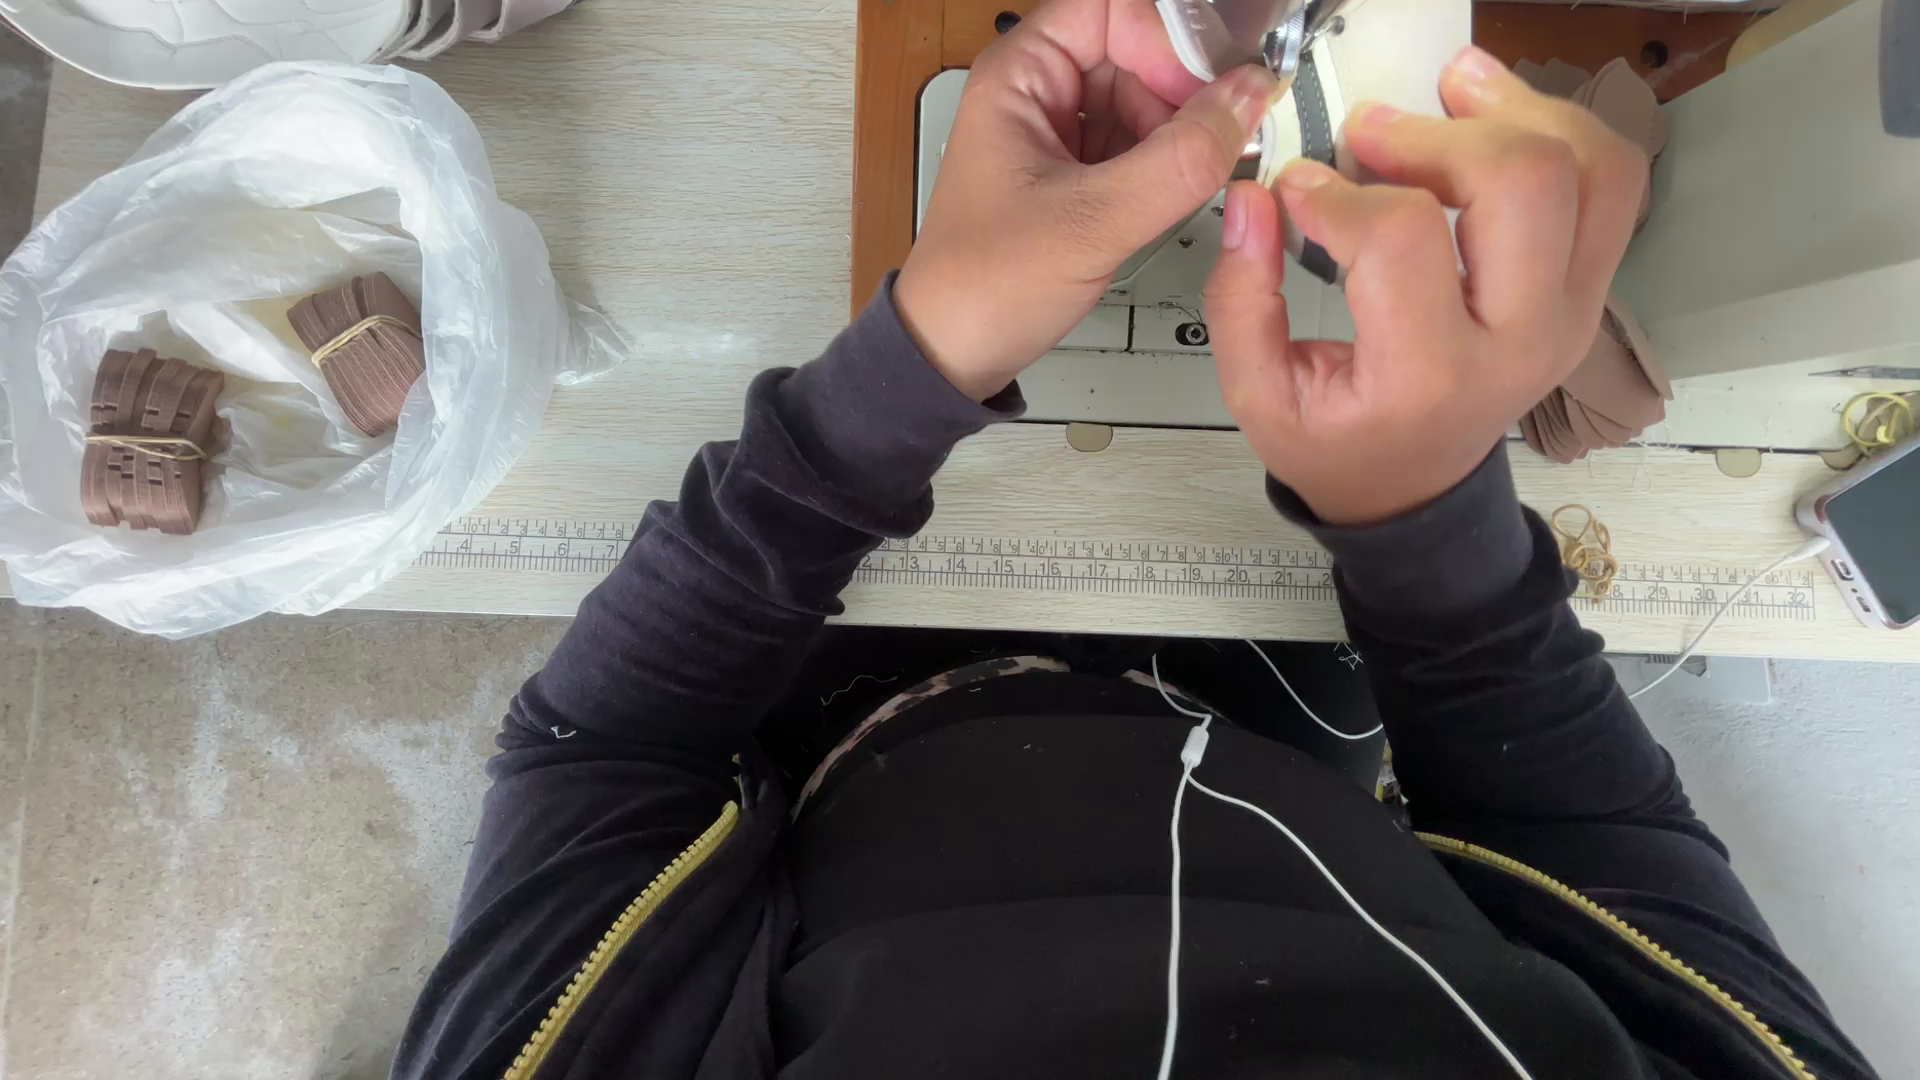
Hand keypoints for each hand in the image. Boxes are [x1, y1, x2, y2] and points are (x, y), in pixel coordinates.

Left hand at [894, 0, 1279, 400]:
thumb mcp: (1090, 222)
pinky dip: (1160, 172)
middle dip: (1180, 97)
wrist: (953, 356)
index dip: (1169, 40)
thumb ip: (1178, 160)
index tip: (1212, 90)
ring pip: (1139, 108)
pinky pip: (1131, 154)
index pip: (1114, 10)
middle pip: (1134, 55)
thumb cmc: (982, 288)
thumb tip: (1248, 100)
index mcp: (1018, 79)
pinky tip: (1168, 201)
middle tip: (1216, 145)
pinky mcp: (1070, 186)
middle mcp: (1036, 100)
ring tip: (1186, 185)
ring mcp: (1054, 144)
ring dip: (1175, 140)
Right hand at [1205, 46, 1647, 523]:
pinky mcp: (1586, 293)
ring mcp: (1569, 315)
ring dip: (1515, 112)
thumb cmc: (1329, 445)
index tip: (1291, 186)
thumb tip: (1252, 201)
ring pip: (1589, 166)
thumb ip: (1240, 303)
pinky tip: (1494, 119)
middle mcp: (1517, 341)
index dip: (1337, 194)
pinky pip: (1610, 184)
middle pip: (1520, 183)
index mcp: (1422, 376)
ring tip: (1447, 91)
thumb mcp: (1257, 396)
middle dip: (1433, 135)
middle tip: (1365, 129)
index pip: (1399, 241)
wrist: (1406, 486)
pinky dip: (1559, 131)